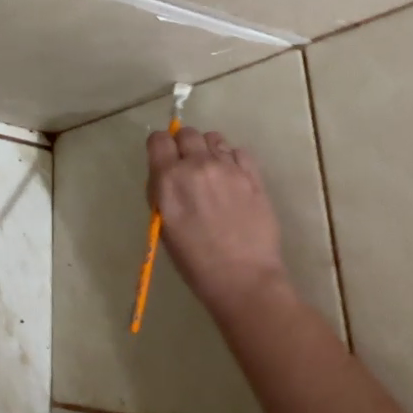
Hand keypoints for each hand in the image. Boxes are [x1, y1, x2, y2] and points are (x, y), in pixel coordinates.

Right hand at [147, 126, 287, 311]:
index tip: (164, 158)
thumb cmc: (194, 260)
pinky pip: (239, 151)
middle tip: (188, 167)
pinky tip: (232, 179)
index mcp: (169, 178)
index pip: (158, 139)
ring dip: (208, 150)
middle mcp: (197, 165)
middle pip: (187, 133)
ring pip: (214, 138)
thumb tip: (166, 172)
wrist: (244, 279)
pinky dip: (232, 160)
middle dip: (184, 146)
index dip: (160, 147)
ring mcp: (228, 168)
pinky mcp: (253, 176)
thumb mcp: (162, 224)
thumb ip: (161, 190)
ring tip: (213, 172)